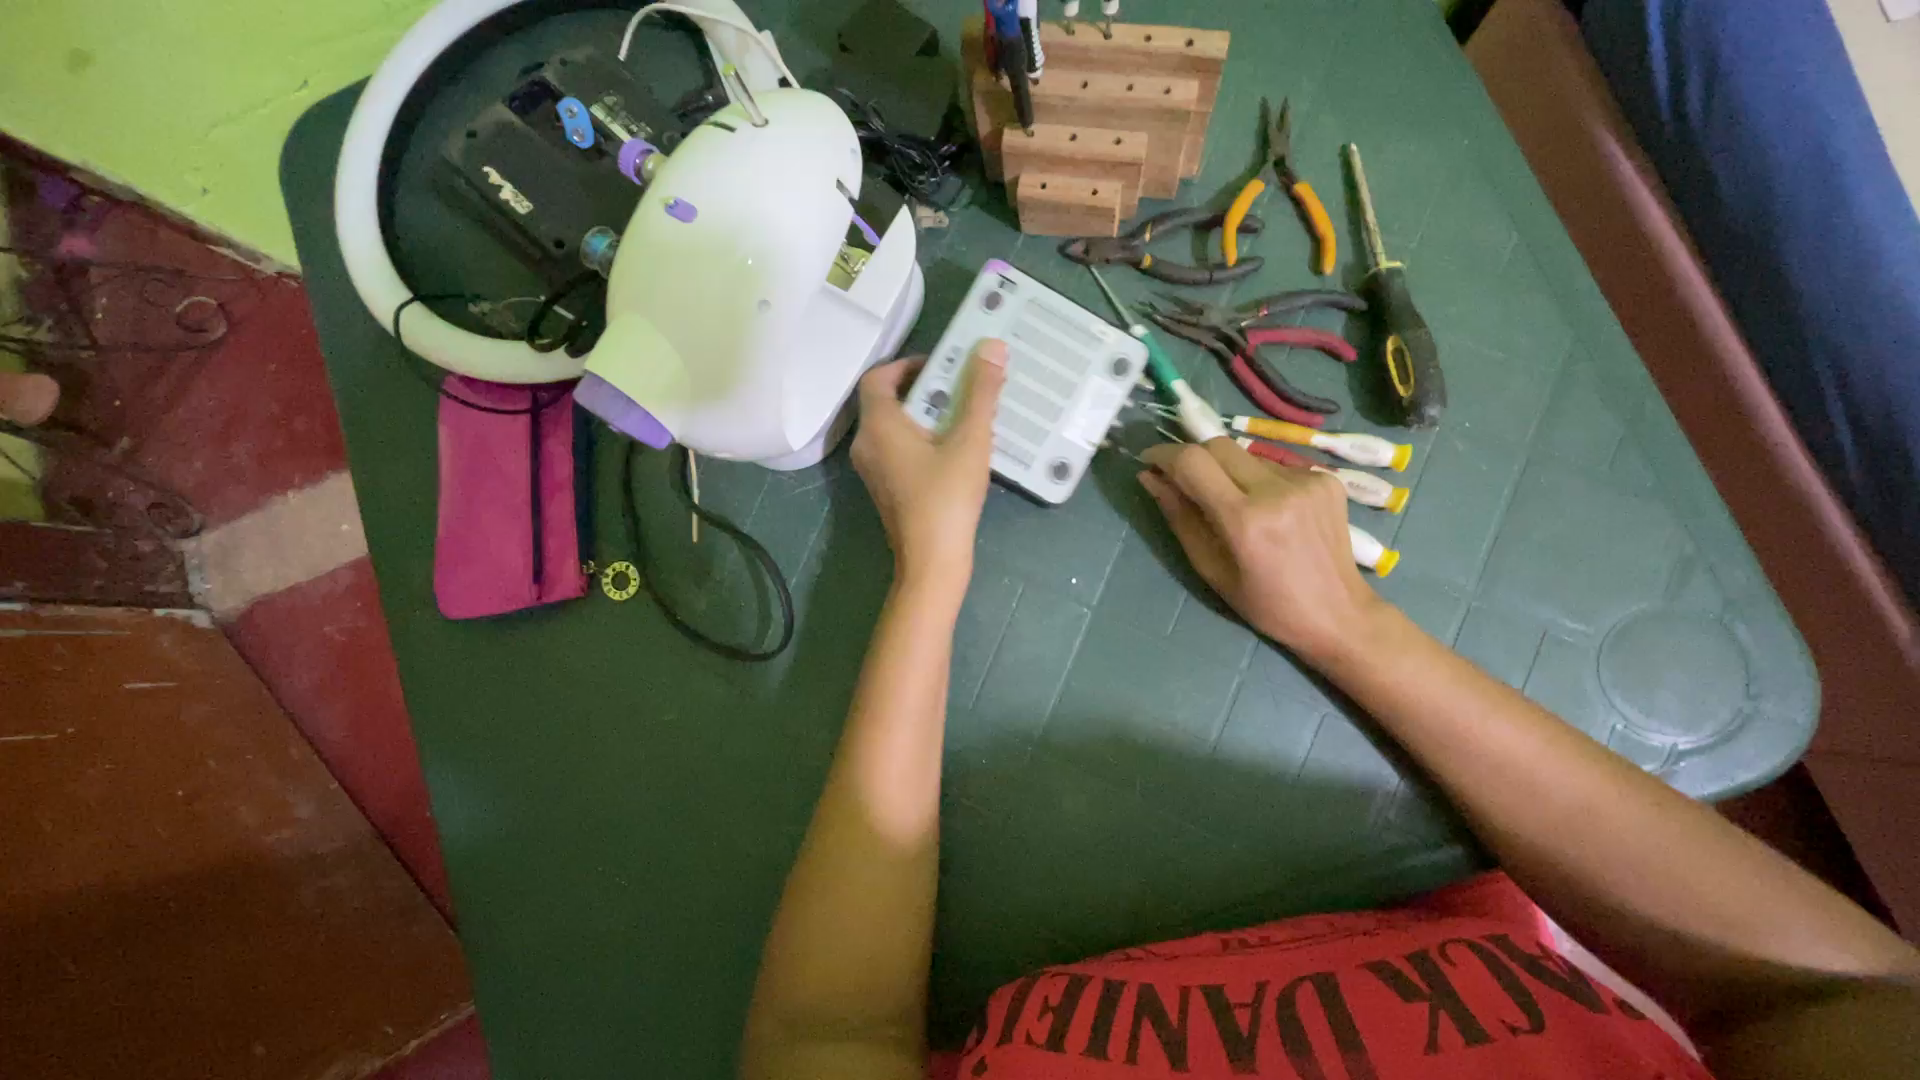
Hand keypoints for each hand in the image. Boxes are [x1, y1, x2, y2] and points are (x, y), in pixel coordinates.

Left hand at [851, 340, 1007, 590]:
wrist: (932, 561)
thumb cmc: (947, 498)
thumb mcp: (970, 440)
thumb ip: (981, 392)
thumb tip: (993, 347)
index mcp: (879, 426)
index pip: (877, 377)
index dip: (906, 364)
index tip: (940, 366)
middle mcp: (867, 445)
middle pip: (887, 402)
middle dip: (924, 390)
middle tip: (960, 389)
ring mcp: (873, 470)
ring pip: (894, 428)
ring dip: (925, 416)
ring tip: (963, 417)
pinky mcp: (886, 489)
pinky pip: (899, 451)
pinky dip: (921, 440)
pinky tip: (955, 451)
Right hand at [1138, 439, 1382, 662]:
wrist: (1338, 614)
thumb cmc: (1266, 605)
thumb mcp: (1211, 569)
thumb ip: (1180, 517)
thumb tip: (1150, 478)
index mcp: (1245, 520)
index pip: (1193, 462)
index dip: (1164, 455)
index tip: (1148, 461)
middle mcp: (1277, 491)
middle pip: (1218, 445)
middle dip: (1192, 457)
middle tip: (1182, 479)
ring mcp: (1307, 480)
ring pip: (1246, 455)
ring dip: (1227, 471)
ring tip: (1233, 505)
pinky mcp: (1326, 479)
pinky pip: (1275, 466)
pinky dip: (1259, 481)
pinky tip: (1269, 511)